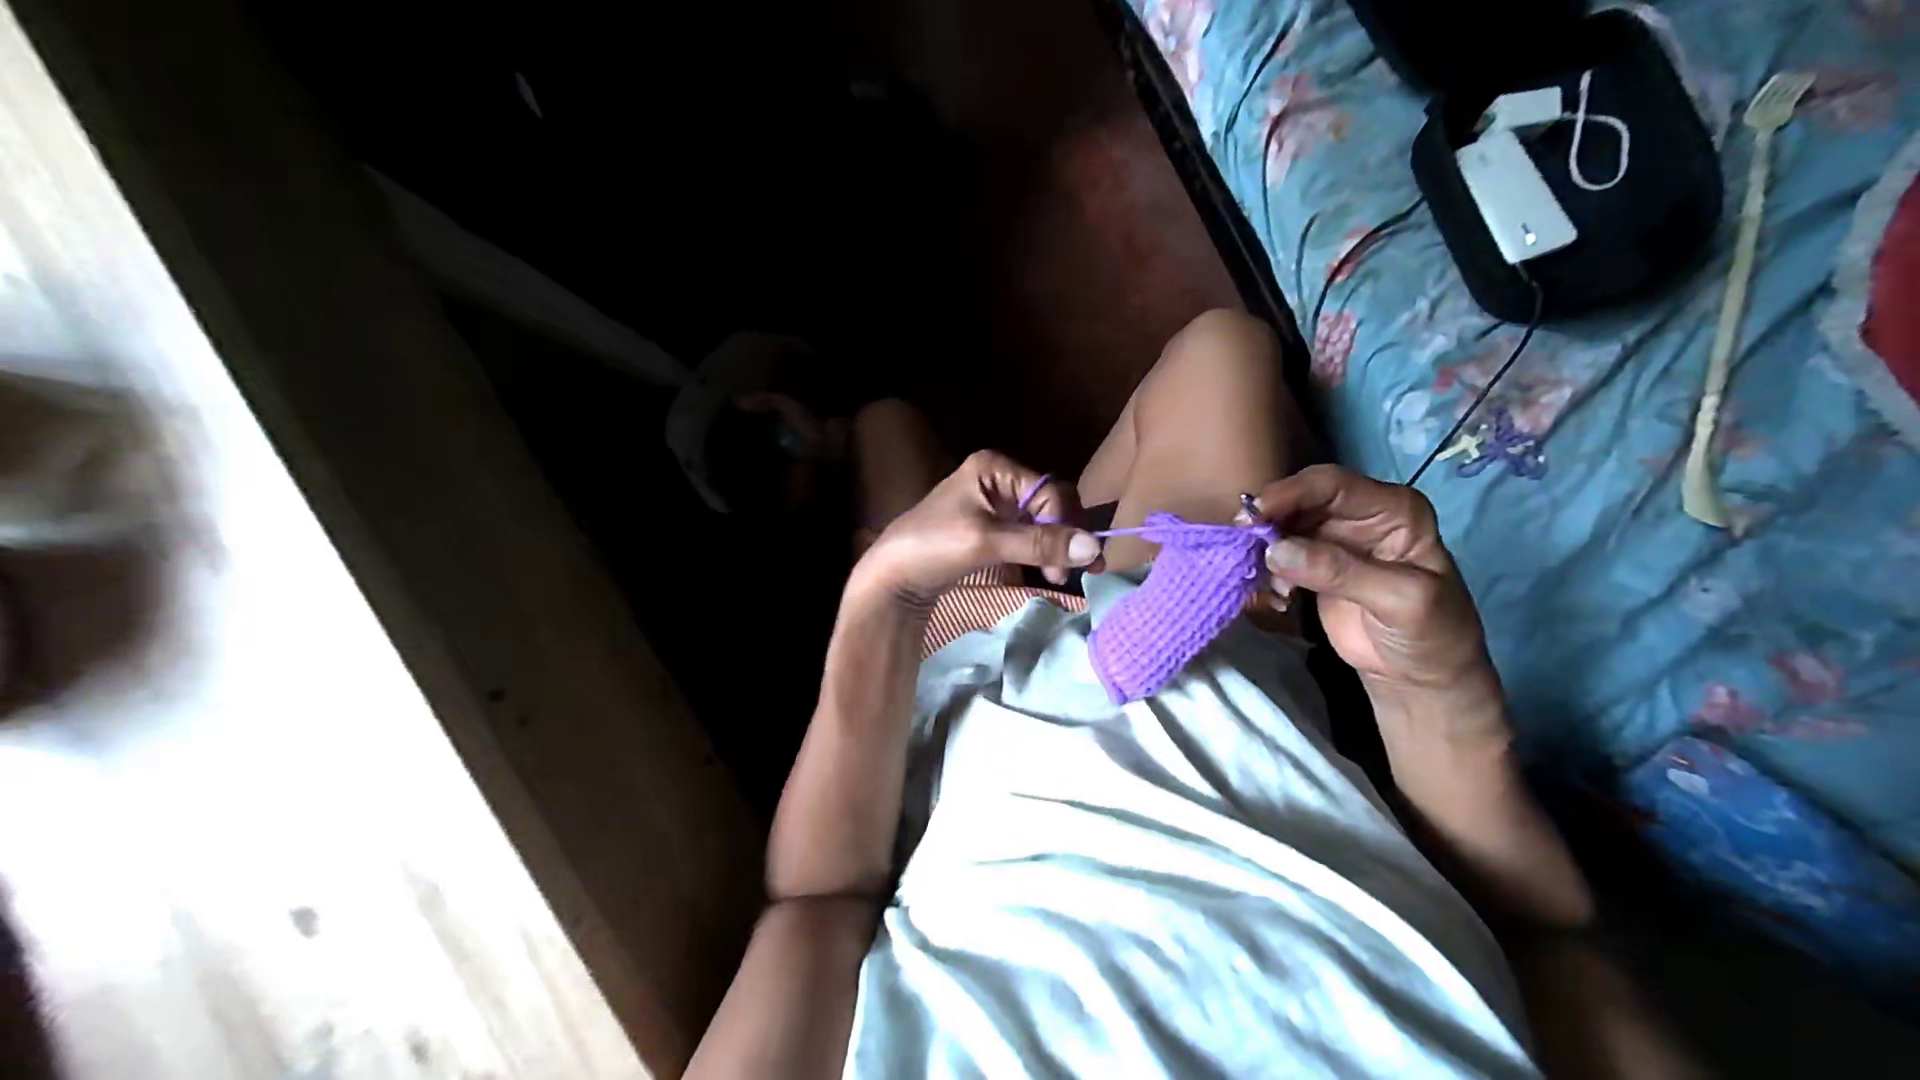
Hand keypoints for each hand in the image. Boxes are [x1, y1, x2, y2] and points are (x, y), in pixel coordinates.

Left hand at [853, 450, 1104, 607]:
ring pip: (1042, 521)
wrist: (893, 577)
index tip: (1073, 565)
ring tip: (1058, 578)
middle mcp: (999, 478)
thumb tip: (1094, 546)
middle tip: (1070, 574)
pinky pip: (1028, 534)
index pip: (1050, 492)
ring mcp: (995, 502)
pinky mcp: (992, 526)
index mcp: (995, 467)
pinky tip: (1048, 572)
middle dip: (1064, 538)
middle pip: (1051, 505)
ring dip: (1054, 548)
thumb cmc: (933, 548)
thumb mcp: (987, 542)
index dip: (1066, 526)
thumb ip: (1039, 544)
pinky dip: (1040, 553)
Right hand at [1249, 465, 1498, 708]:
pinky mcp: (1311, 565)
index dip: (1291, 493)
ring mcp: (1333, 539)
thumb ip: (1340, 571)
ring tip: (1260, 579)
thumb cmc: (1430, 634)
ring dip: (1263, 547)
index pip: (1333, 485)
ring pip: (1283, 526)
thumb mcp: (1399, 600)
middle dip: (1268, 518)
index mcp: (1393, 509)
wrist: (1420, 677)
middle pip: (1300, 501)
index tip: (1254, 513)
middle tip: (1239, 540)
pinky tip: (1272, 594)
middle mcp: (1359, 515)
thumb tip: (1276, 550)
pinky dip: (1265, 569)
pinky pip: (1277, 554)